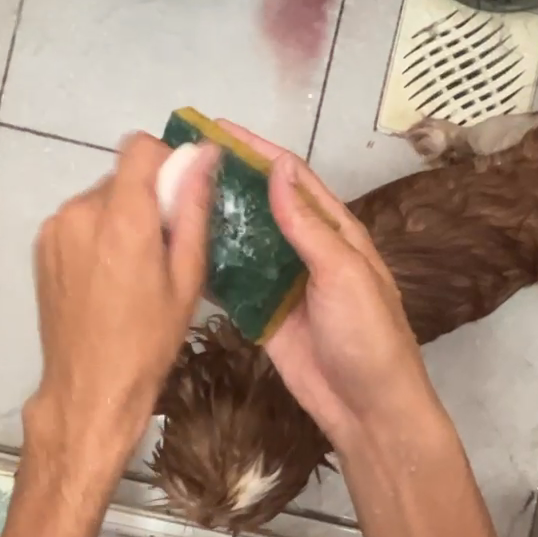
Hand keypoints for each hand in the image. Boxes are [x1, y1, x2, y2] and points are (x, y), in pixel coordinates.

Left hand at [25, 133, 215, 479]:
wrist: (89, 388)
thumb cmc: (149, 340)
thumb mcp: (187, 278)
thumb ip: (193, 208)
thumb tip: (204, 152)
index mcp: (121, 217)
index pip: (139, 146)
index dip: (165, 160)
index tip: (180, 196)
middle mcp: (79, 210)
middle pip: (121, 176)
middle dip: (146, 199)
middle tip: (160, 250)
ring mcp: (54, 228)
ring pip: (100, 198)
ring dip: (120, 218)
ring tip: (131, 271)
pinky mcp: (40, 246)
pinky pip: (79, 220)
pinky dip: (97, 234)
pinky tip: (105, 277)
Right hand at [210, 121, 439, 449]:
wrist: (366, 407)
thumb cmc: (367, 335)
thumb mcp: (343, 273)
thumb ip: (308, 225)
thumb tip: (278, 169)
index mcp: (334, 231)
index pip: (291, 178)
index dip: (257, 151)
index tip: (218, 129)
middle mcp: (306, 249)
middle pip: (262, 205)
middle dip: (228, 181)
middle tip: (181, 162)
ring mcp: (282, 283)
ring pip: (244, 242)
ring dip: (215, 221)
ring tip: (170, 198)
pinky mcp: (263, 314)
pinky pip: (234, 283)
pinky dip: (211, 267)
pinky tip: (181, 251)